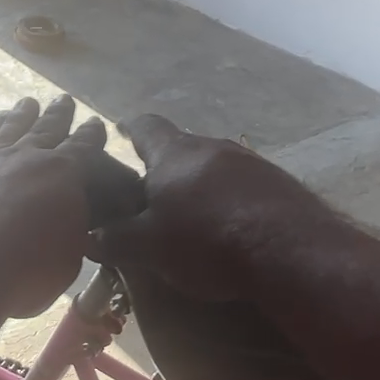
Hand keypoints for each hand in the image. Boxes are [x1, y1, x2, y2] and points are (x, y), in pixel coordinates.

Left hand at [0, 95, 102, 317]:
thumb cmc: (27, 270)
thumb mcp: (67, 256)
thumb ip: (68, 232)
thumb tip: (63, 225)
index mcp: (63, 173)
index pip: (83, 146)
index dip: (90, 134)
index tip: (95, 122)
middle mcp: (26, 158)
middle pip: (46, 128)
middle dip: (58, 114)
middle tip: (63, 100)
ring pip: (10, 130)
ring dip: (22, 116)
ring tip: (27, 104)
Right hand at [99, 115, 340, 301]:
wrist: (293, 253)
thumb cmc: (206, 242)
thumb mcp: (147, 247)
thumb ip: (114, 239)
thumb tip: (86, 235)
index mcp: (174, 154)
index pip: (145, 126)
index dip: (130, 129)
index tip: (121, 132)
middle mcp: (212, 147)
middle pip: (181, 150)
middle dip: (164, 171)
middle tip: (151, 200)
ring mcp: (251, 163)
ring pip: (214, 169)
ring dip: (200, 188)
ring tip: (192, 221)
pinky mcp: (280, 185)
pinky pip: (244, 188)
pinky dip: (230, 203)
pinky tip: (230, 232)